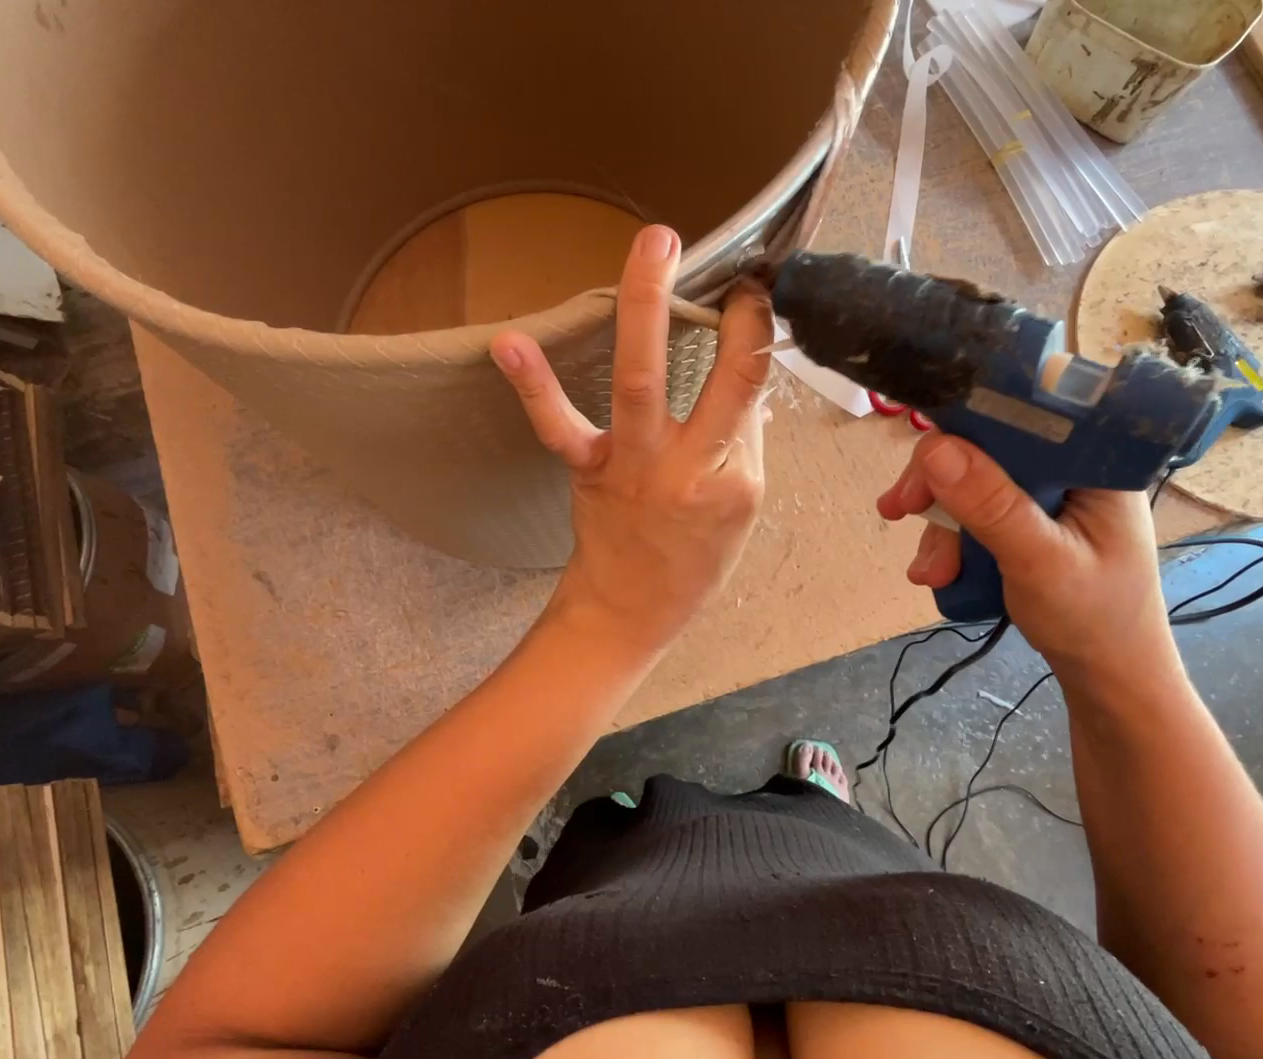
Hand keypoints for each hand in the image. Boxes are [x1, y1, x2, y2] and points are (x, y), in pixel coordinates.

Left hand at [491, 225, 774, 653]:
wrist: (632, 608)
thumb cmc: (693, 559)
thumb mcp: (741, 507)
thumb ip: (743, 441)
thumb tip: (745, 375)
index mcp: (732, 477)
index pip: (753, 388)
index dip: (753, 327)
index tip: (749, 288)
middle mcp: (687, 467)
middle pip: (716, 380)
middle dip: (722, 312)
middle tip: (702, 246)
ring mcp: (632, 466)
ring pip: (641, 383)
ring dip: (643, 309)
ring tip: (651, 248)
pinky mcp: (588, 470)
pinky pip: (561, 429)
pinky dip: (535, 387)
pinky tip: (508, 344)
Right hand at [876, 435, 1178, 680]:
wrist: (1110, 678)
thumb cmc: (1094, 621)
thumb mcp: (1040, 563)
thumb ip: (991, 506)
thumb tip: (933, 448)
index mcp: (1095, 461)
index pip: (1019, 419)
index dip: (961, 435)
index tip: (918, 474)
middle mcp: (1071, 469)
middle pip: (986, 451)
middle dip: (938, 488)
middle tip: (899, 514)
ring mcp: (1049, 498)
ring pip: (973, 485)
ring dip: (939, 526)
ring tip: (929, 573)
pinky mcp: (1030, 524)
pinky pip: (976, 514)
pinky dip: (950, 540)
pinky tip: (936, 571)